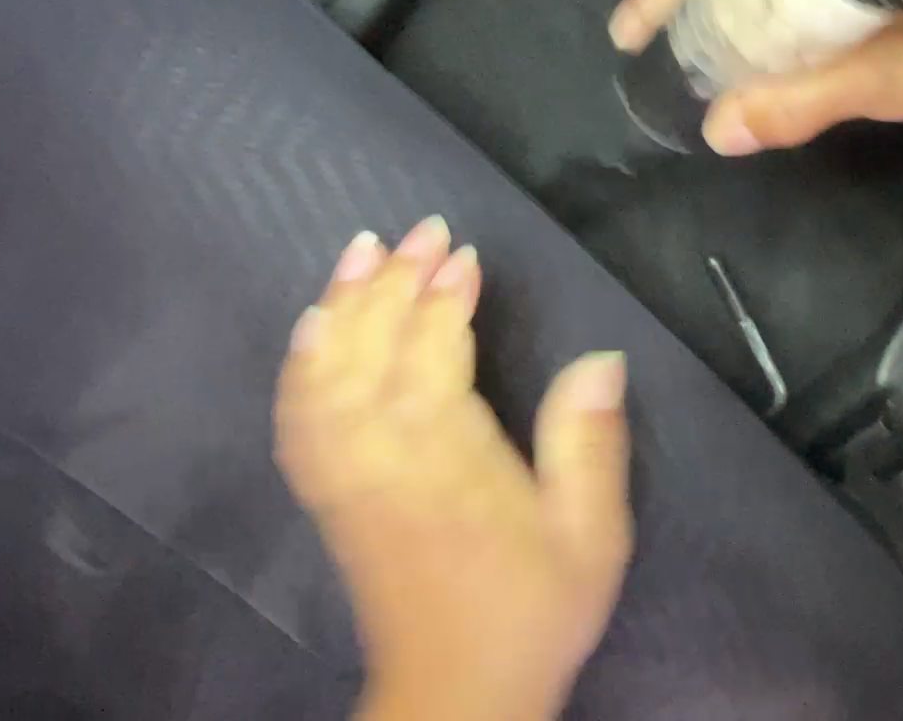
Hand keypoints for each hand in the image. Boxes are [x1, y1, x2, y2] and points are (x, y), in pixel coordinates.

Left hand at [276, 218, 631, 720]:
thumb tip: (603, 359)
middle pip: (371, 349)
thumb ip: (591, 445)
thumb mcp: (590, 533)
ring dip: (340, 304)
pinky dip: (301, 360)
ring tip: (360, 250)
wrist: (455, 695)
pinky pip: (298, 413)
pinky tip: (312, 325)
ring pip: (325, 372)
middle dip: (394, 281)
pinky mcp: (328, 494)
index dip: (444, 299)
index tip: (463, 254)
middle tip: (421, 229)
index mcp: (445, 461)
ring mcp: (343, 476)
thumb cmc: (534, 606)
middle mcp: (379, 458)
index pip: (431, 355)